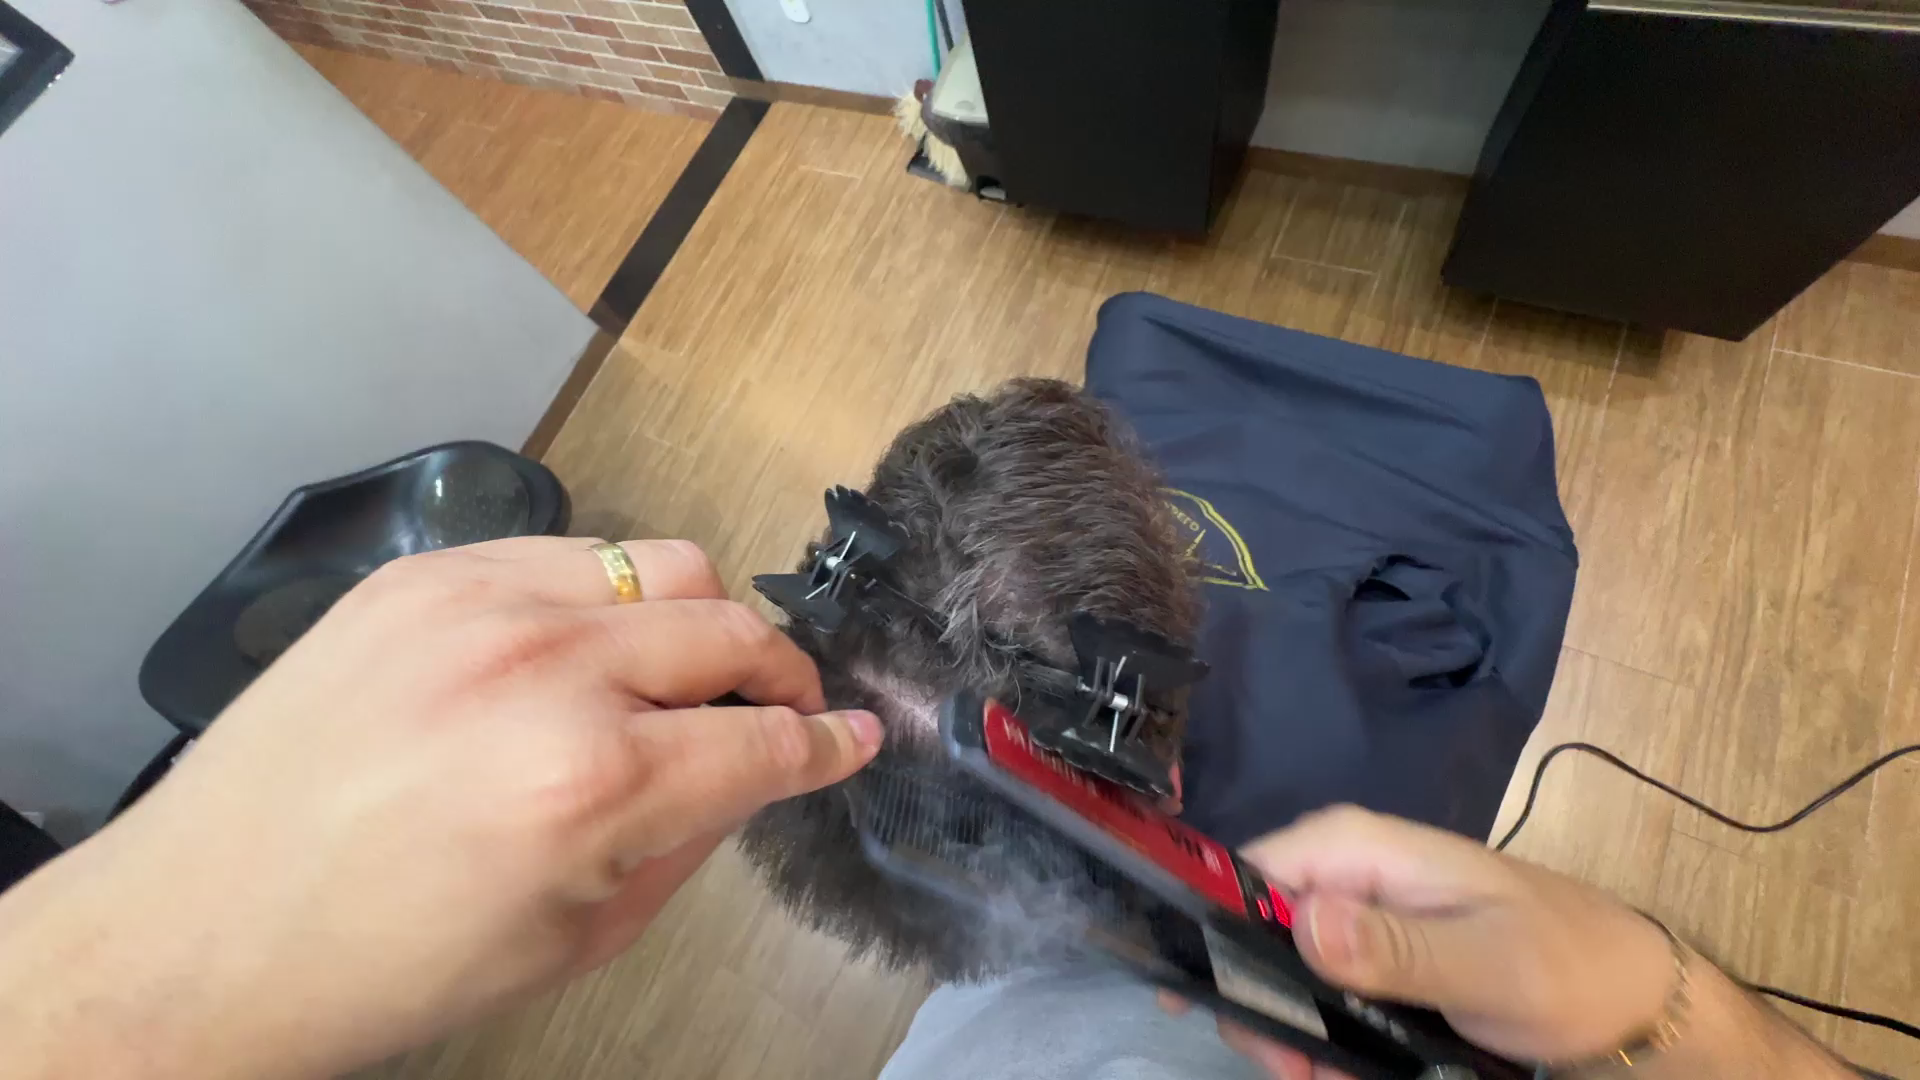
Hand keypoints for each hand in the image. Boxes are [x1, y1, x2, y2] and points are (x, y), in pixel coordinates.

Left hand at [0, 538, 880, 1079]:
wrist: (188, 939)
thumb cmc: (405, 964)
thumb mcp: (591, 929)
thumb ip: (700, 827)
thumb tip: (763, 759)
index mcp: (591, 786)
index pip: (764, 742)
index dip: (826, 743)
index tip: (856, 735)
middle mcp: (549, 672)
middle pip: (735, 632)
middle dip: (784, 674)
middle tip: (779, 705)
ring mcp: (485, 603)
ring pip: (673, 565)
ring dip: (703, 623)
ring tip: (675, 670)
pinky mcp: (432, 572)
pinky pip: (583, 555)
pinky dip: (616, 601)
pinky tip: (584, 647)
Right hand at [1206, 806, 1674, 1078]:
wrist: (1637, 999)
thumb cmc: (1567, 967)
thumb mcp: (1490, 964)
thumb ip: (1398, 948)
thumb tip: (1306, 926)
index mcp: (1349, 846)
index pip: (1245, 870)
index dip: (1213, 927)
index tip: (1206, 1002)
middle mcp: (1337, 870)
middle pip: (1252, 919)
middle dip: (1253, 993)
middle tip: (1281, 1065)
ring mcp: (1353, 910)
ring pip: (1277, 958)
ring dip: (1285, 1021)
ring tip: (1311, 1076)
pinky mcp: (1370, 950)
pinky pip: (1316, 982)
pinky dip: (1317, 1028)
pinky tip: (1335, 1067)